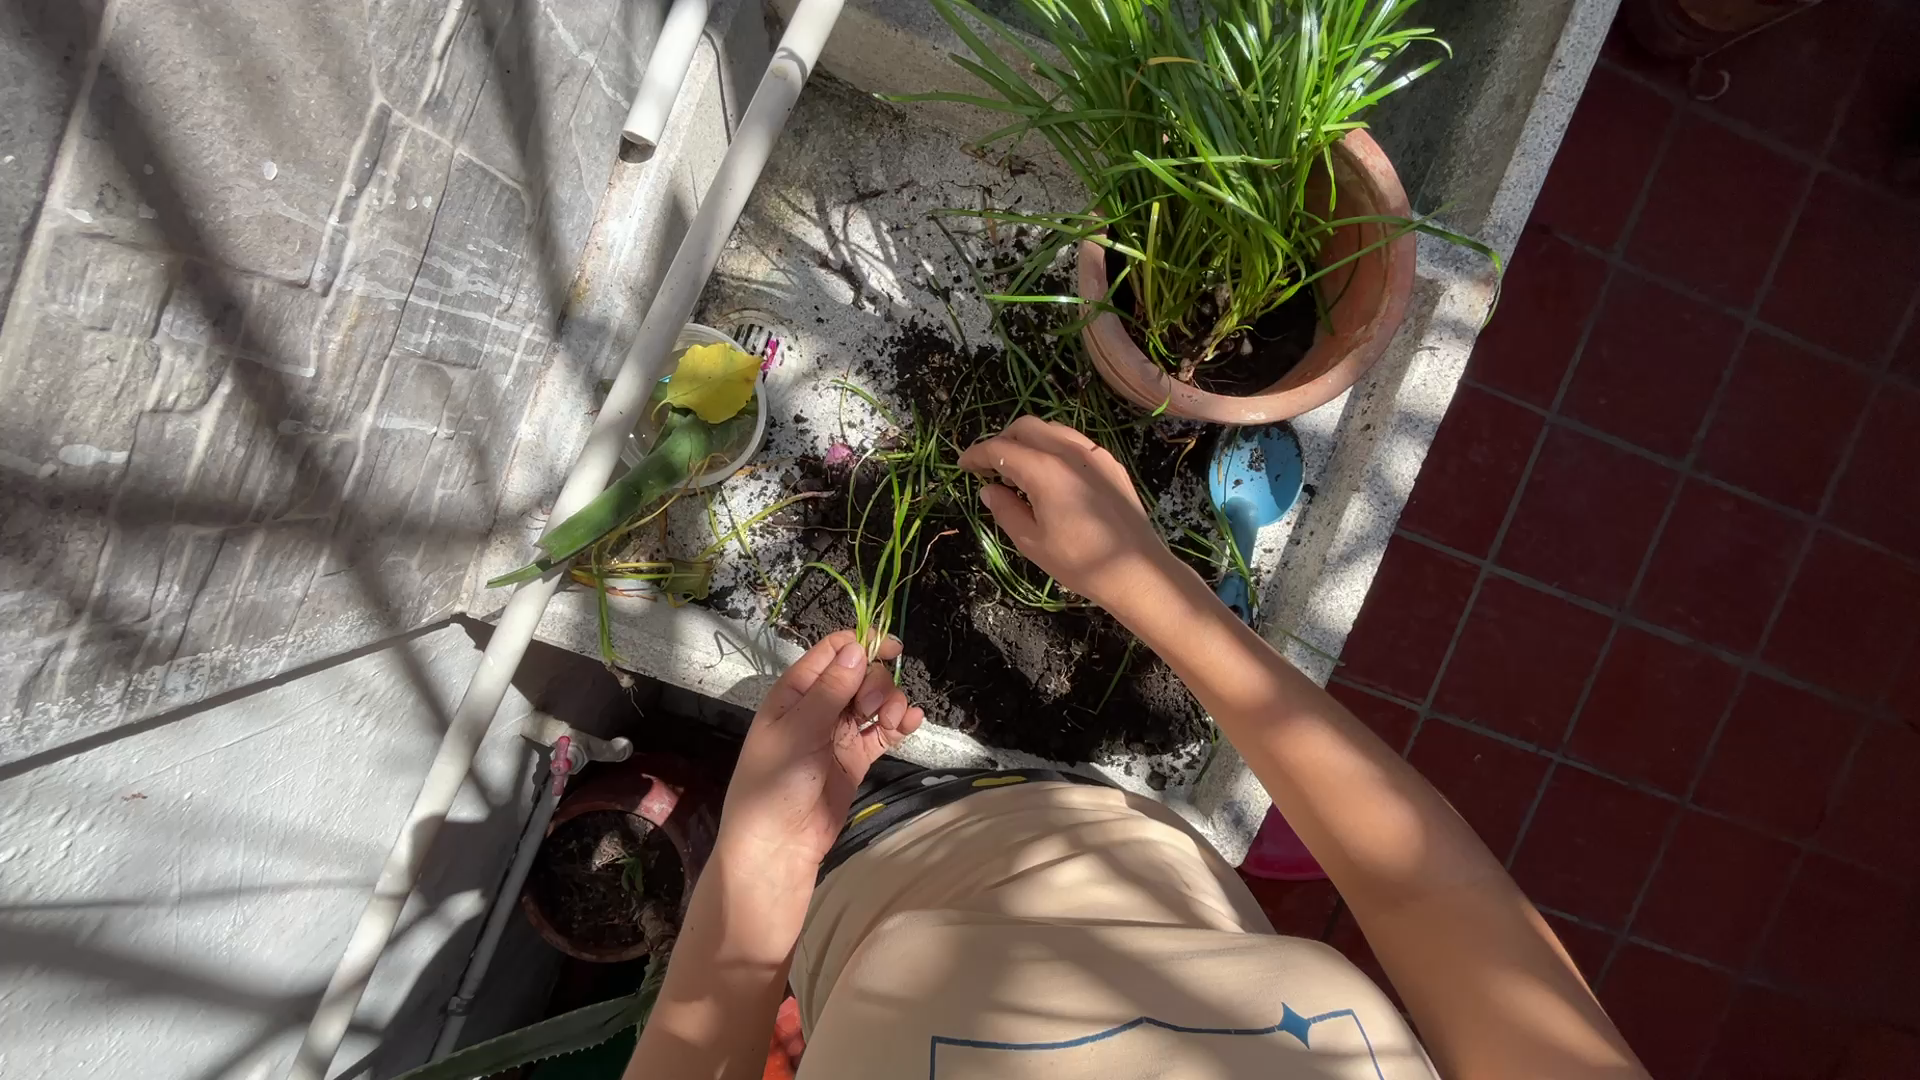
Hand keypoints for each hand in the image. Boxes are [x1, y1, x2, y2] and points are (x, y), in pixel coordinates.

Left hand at [716, 631, 923, 872]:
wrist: (779, 846)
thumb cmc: (775, 783)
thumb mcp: (799, 731)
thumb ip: (830, 690)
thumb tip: (858, 648)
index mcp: (797, 691)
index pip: (833, 651)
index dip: (863, 643)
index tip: (892, 649)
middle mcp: (821, 705)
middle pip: (862, 673)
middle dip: (876, 683)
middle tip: (869, 709)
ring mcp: (841, 731)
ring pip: (876, 699)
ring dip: (891, 702)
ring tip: (892, 721)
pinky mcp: (858, 756)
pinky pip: (884, 730)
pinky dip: (901, 723)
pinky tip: (911, 723)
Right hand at [958, 416, 1173, 612]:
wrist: (1135, 570)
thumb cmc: (1078, 561)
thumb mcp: (1031, 542)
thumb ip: (1005, 510)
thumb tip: (989, 490)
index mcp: (1044, 470)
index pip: (1000, 449)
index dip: (976, 454)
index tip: (963, 465)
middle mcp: (1068, 451)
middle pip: (1025, 427)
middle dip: (1002, 440)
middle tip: (989, 466)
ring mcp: (1093, 454)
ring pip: (1051, 429)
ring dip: (1028, 441)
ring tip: (1018, 469)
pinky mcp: (1109, 463)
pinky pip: (1073, 442)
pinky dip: (1052, 447)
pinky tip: (1050, 474)